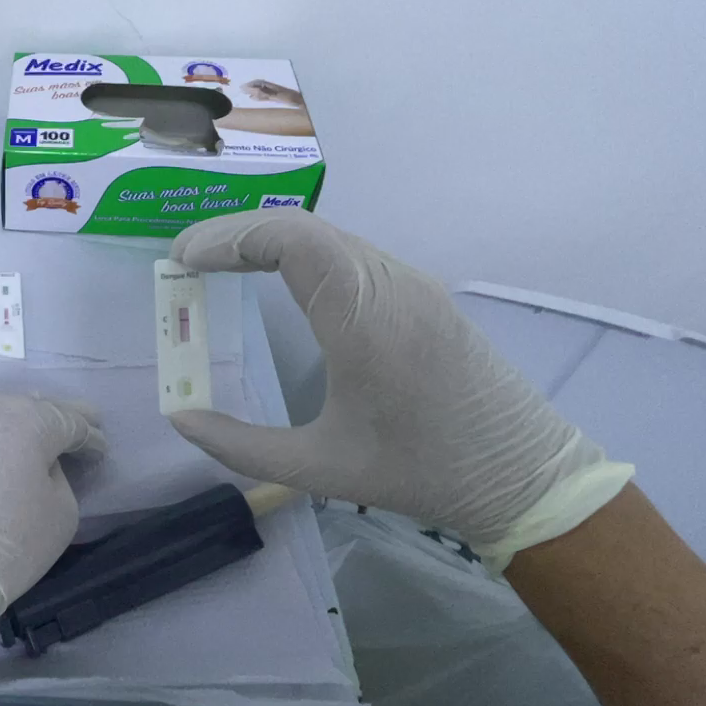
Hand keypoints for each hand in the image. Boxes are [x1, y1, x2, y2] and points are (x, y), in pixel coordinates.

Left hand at [0, 393, 105, 659]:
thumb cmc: (8, 538)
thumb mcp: (61, 513)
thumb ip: (58, 479)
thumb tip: (39, 468)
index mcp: (30, 418)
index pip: (71, 422)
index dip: (90, 438)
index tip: (99, 451)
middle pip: (32, 408)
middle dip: (55, 420)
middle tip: (76, 430)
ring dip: (17, 427)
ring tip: (34, 441)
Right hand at [165, 210, 632, 570]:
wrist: (526, 479)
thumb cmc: (418, 472)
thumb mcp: (317, 468)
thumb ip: (238, 446)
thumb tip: (179, 418)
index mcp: (364, 320)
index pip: (290, 239)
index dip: (228, 238)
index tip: (182, 260)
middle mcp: (390, 285)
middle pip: (302, 226)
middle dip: (234, 233)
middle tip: (186, 259)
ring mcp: (411, 283)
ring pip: (326, 234)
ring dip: (265, 238)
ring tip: (217, 263)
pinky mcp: (421, 292)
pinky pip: (348, 251)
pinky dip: (297, 251)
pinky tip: (272, 275)